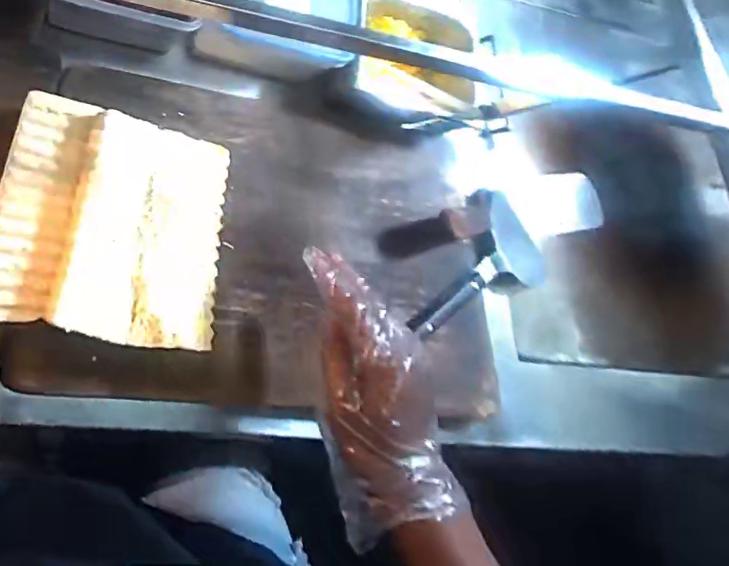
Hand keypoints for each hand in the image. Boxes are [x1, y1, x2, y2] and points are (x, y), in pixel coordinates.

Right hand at [304, 247, 467, 551]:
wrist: (411, 475)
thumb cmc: (368, 443)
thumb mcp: (339, 403)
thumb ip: (334, 355)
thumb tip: (331, 318)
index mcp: (383, 357)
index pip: (354, 307)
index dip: (334, 281)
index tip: (315, 258)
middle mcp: (402, 347)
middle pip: (370, 302)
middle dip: (346, 276)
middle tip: (323, 252)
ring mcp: (411, 352)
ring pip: (379, 309)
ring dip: (357, 286)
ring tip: (335, 264)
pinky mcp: (413, 359)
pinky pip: (385, 321)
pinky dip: (367, 304)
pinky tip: (355, 294)